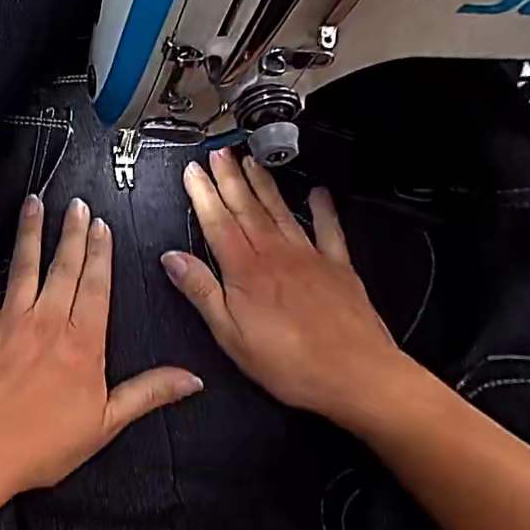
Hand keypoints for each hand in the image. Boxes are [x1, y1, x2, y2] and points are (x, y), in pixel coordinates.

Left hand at [0, 195, 201, 495]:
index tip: (102, 226)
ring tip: (35, 204)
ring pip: (25, 266)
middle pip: (65, 267)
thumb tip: (191, 380)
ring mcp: (12, 320)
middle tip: (77, 205)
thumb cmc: (41, 443)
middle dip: (73, 232)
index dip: (101, 253)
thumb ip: (149, 393)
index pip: (96, 285)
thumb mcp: (107, 422)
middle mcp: (49, 321)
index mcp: (83, 342)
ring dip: (31, 232)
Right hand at [162, 150, 420, 427]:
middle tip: (219, 155)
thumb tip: (174, 261)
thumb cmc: (294, 363)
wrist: (354, 374)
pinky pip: (328, 229)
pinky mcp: (338, 268)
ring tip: (251, 163)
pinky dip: (322, 208)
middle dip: (229, 178)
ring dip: (263, 184)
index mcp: (247, 270)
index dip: (202, 193)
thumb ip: (201, 291)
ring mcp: (309, 257)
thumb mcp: (230, 335)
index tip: (194, 172)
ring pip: (280, 210)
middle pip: (247, 207)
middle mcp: (277, 255)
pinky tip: (318, 193)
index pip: (217, 221)